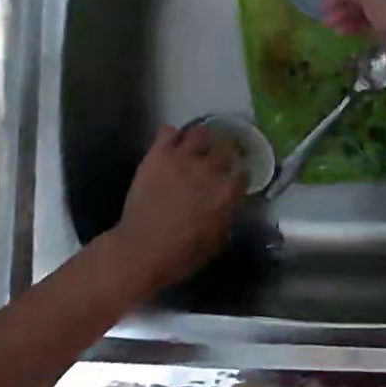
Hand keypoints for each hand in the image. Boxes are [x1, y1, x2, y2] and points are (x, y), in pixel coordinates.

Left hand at [108, 124, 245, 288]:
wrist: (141, 251)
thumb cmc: (182, 255)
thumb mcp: (217, 243)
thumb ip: (226, 219)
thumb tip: (226, 209)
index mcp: (227, 191)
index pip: (244, 172)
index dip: (238, 177)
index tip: (233, 182)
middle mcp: (210, 168)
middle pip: (226, 146)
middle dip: (224, 154)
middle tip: (215, 164)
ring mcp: (183, 157)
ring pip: (200, 131)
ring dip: (199, 141)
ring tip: (193, 150)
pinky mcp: (158, 154)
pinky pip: (167, 131)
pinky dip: (170, 137)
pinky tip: (168, 148)